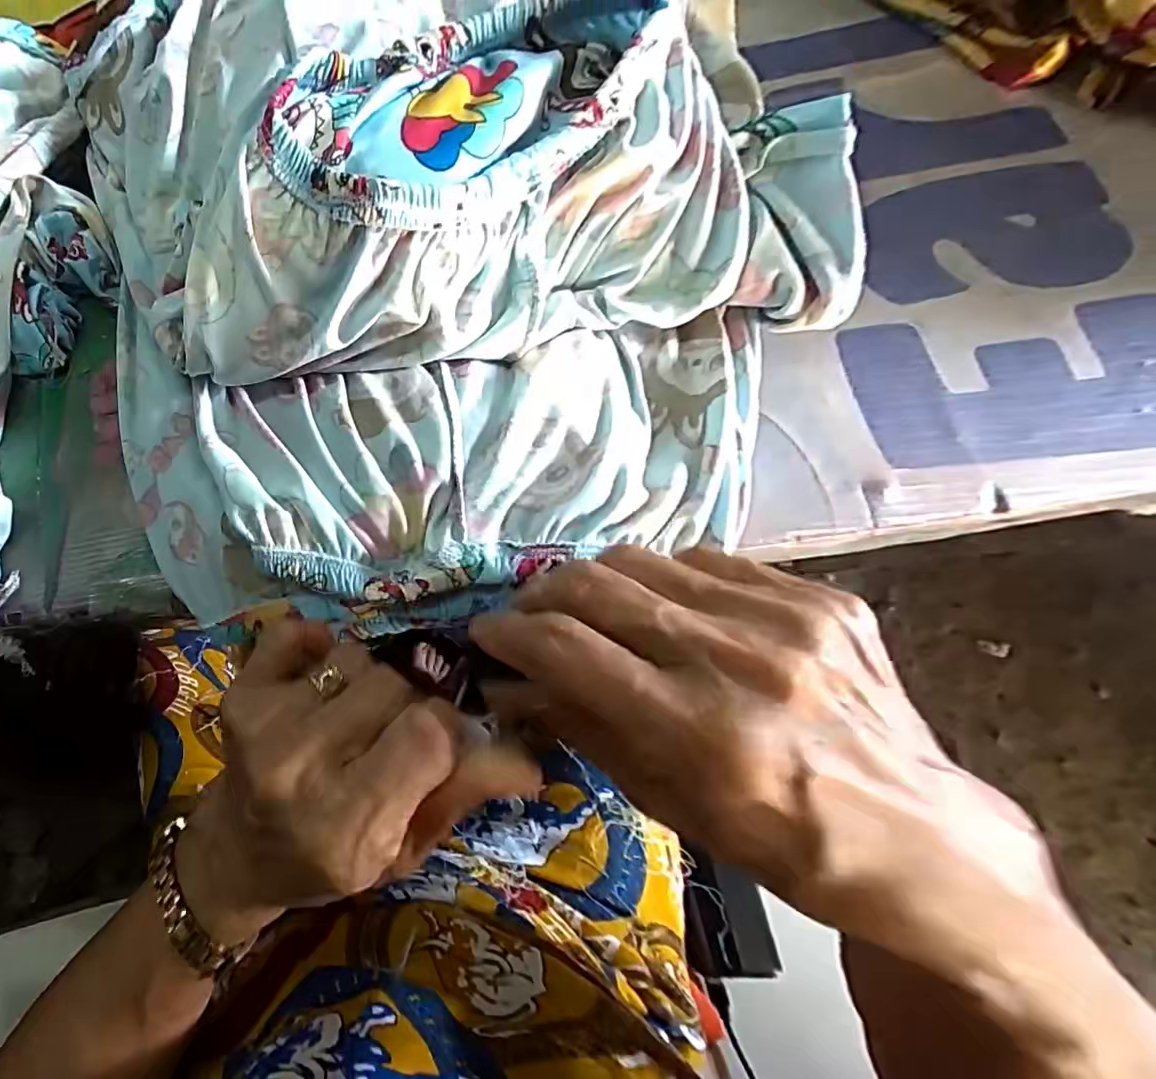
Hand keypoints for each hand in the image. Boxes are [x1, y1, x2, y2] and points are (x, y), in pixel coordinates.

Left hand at [176, 620, 539, 946]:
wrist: (239, 851)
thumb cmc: (328, 861)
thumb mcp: (403, 851)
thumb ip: (458, 796)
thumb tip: (527, 755)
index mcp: (348, 822)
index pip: (427, 734)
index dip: (449, 724)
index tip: (446, 733)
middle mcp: (299, 766)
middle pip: (391, 685)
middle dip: (411, 699)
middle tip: (400, 722)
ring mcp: (262, 723)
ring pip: (351, 656)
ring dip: (368, 676)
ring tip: (357, 709)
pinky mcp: (238, 693)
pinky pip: (294, 634)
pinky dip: (318, 643)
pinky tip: (322, 674)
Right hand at [467, 545, 1062, 960]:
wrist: (915, 839)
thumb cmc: (764, 832)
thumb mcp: (650, 791)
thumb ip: (569, 720)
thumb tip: (501, 679)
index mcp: (693, 725)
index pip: (562, 645)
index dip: (506, 632)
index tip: (484, 634)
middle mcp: (737, 659)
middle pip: (590, 585)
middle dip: (536, 598)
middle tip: (525, 618)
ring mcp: (785, 619)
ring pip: (636, 559)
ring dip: (590, 583)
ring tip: (586, 610)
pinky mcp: (819, 598)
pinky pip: (701, 560)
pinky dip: (659, 581)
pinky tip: (663, 611)